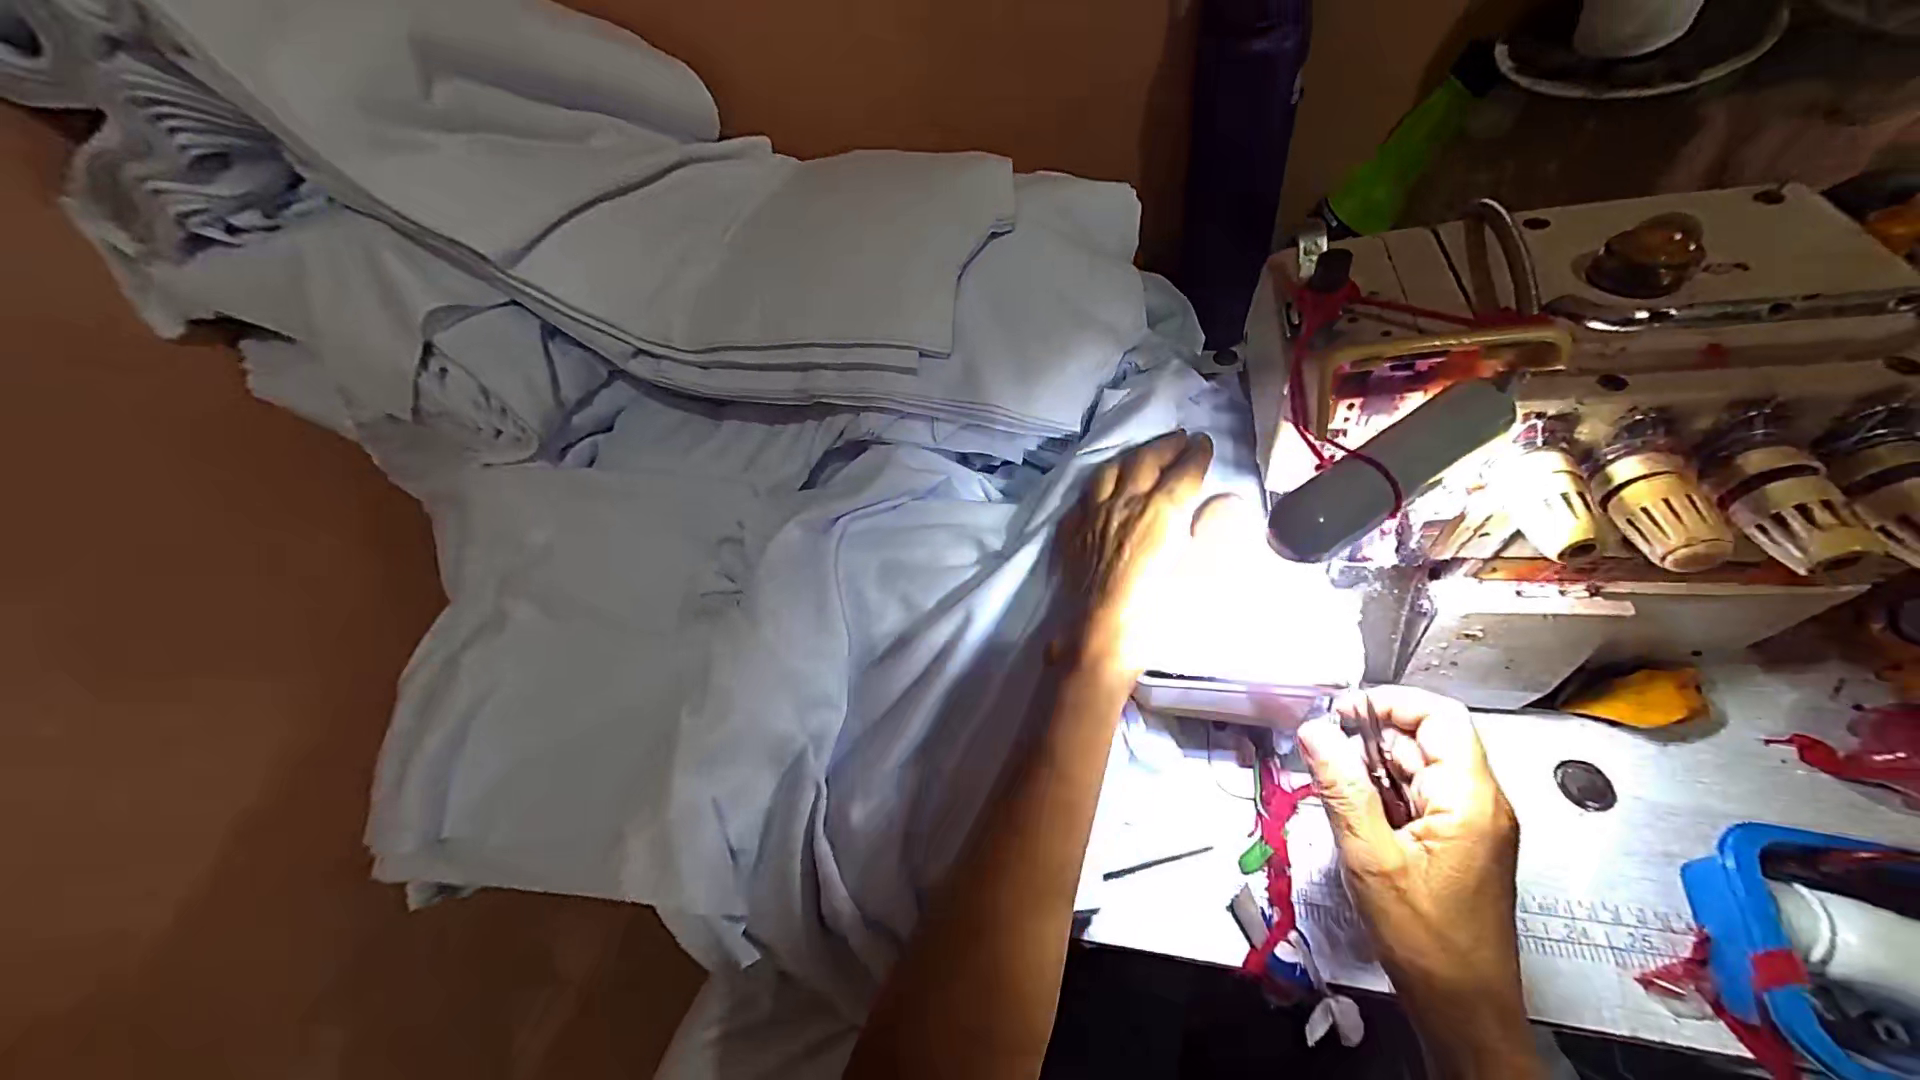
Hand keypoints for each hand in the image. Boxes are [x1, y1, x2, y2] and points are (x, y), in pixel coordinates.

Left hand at [1056, 430, 1211, 675]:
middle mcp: (1124, 503)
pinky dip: (1101, 483)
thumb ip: (1213, 535)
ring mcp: (1092, 514)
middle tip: (1179, 437)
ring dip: (1131, 456)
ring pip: (1110, 471)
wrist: (1096, 635)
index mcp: (1160, 511)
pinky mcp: (1071, 530)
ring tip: (1143, 453)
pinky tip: (1104, 487)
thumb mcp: (1197, 576)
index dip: (1195, 454)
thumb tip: (1225, 503)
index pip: (1183, 471)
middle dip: (1165, 445)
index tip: (1203, 442)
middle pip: (1145, 460)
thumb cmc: (1154, 614)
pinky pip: (1085, 495)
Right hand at [1297, 686, 1538, 1079]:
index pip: (1440, 717)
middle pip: (1424, 739)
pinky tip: (1349, 807)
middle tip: (1322, 749)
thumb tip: (1313, 730)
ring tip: (1329, 781)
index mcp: (1470, 799)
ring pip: (1414, 767)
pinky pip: (1412, 795)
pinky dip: (1378, 791)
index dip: (1390, 702)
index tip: (1342, 711)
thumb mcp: (1370, 857)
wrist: (1461, 1007)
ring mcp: (1466, 822)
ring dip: (1369, 765)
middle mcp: (1476, 802)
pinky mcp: (1452, 840)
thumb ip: (1341, 787)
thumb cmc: (1424, 937)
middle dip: (1369, 736)